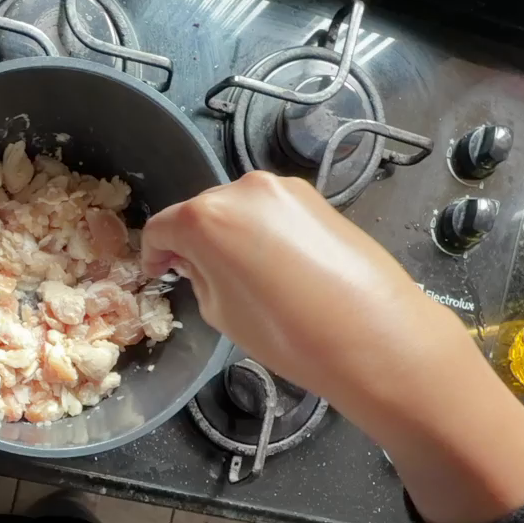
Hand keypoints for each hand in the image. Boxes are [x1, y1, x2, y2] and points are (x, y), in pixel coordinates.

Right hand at [141, 171, 462, 411]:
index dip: (153, 255)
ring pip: (235, 209)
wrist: (370, 333)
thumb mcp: (219, 312)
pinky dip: (258, 233)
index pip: (161, 227)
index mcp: (206, 218)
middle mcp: (242, 189)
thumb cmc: (285, 332)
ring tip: (239, 278)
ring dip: (226, 236)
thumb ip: (197, 277)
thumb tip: (198, 262)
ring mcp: (283, 189)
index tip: (159, 275)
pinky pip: (268, 211)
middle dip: (191, 242)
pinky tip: (271, 268)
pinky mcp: (316, 198)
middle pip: (198, 211)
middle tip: (196, 278)